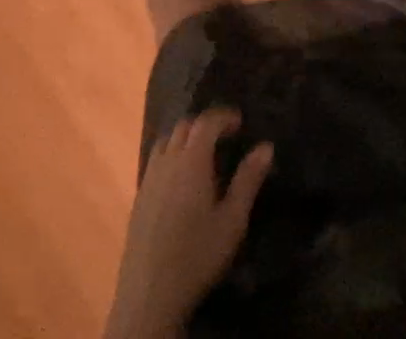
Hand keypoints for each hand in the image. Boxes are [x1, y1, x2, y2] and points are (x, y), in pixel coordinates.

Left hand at [106, 110, 273, 338]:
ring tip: (204, 153)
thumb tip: (265, 147)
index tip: (239, 122)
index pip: (205, 123)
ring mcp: (149, 177)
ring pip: (166, 141)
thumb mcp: (233, 220)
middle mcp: (166, 161)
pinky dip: (171, 154)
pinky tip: (182, 178)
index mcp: (191, 162)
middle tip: (225, 136)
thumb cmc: (198, 254)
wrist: (151, 289)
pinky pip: (155, 160)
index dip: (223, 117)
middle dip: (204, 124)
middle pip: (183, 127)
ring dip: (185, 137)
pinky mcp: (139, 195)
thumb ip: (248, 180)